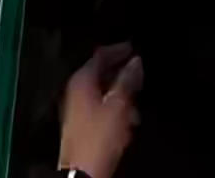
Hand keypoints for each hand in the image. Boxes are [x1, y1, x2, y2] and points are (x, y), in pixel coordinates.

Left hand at [59, 44, 143, 177]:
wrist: (82, 176)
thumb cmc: (99, 136)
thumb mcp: (119, 104)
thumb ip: (128, 80)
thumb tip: (135, 62)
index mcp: (82, 80)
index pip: (100, 55)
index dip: (118, 50)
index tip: (132, 49)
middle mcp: (76, 91)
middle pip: (101, 74)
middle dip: (121, 74)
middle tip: (138, 74)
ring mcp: (77, 110)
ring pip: (102, 93)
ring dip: (120, 94)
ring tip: (137, 102)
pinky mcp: (81, 128)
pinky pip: (100, 109)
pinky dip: (114, 109)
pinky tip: (128, 120)